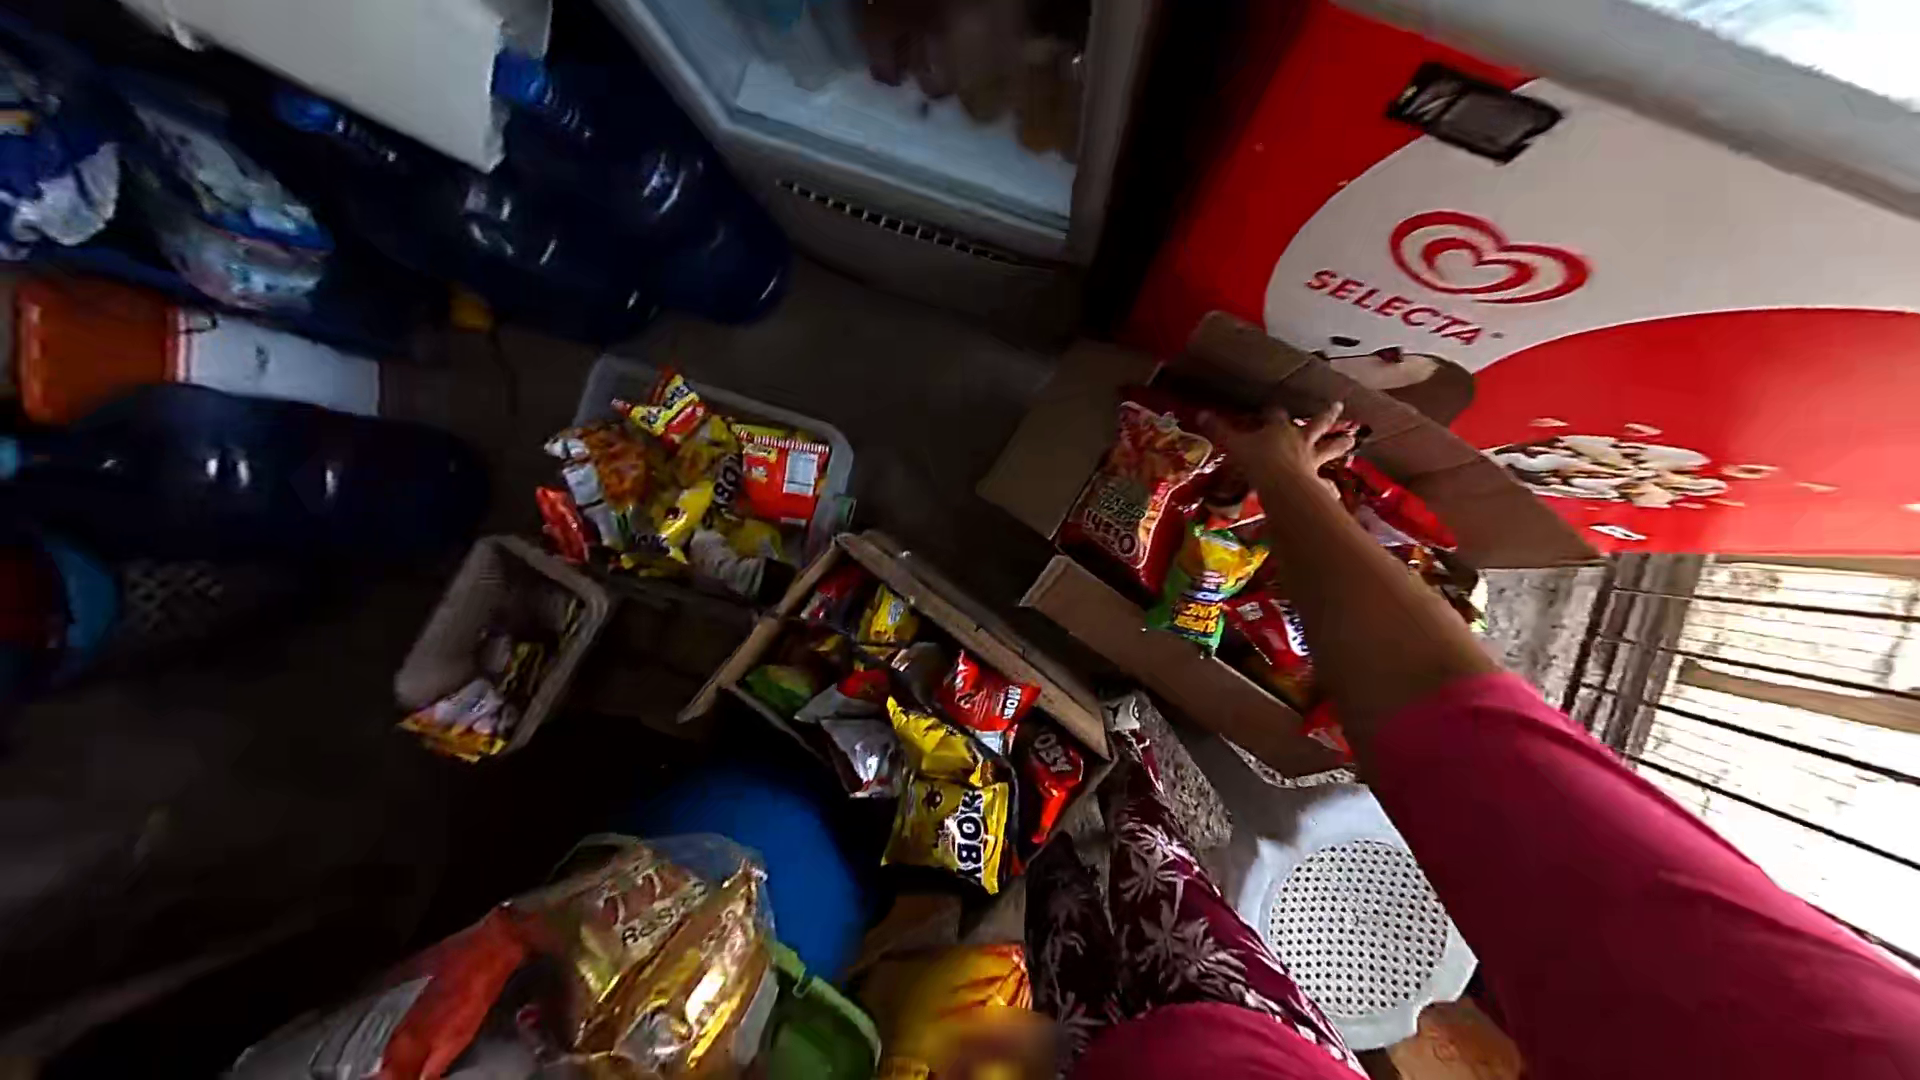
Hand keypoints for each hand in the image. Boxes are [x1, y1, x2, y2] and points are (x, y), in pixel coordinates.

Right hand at [1203, 402, 1356, 496]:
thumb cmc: (1257, 460)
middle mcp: (1300, 441)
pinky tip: (1337, 490)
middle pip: (1316, 425)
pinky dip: (1331, 487)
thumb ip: (1219, 430)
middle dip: (1325, 416)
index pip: (1276, 416)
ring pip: (1330, 448)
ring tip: (1351, 440)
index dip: (1273, 412)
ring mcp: (1311, 460)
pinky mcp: (1316, 479)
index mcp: (1279, 430)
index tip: (1272, 409)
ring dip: (1340, 444)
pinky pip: (1326, 483)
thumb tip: (1200, 414)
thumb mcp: (1234, 444)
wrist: (1280, 482)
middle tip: (1337, 407)